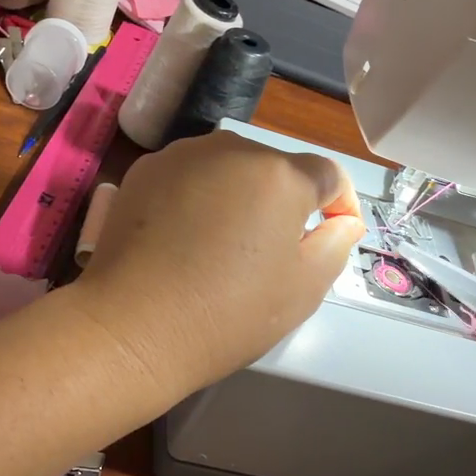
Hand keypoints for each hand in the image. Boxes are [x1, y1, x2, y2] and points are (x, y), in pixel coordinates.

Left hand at [73, 132, 364, 398]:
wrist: (131, 326)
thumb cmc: (227, 313)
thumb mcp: (304, 289)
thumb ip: (336, 244)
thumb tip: (343, 220)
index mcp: (280, 174)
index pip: (327, 174)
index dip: (339, 202)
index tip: (334, 231)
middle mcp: (232, 149)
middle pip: (276, 168)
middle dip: (285, 200)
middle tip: (274, 249)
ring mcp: (183, 155)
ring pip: (230, 167)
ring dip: (240, 194)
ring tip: (226, 243)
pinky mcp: (145, 170)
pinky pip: (189, 176)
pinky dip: (198, 197)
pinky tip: (185, 237)